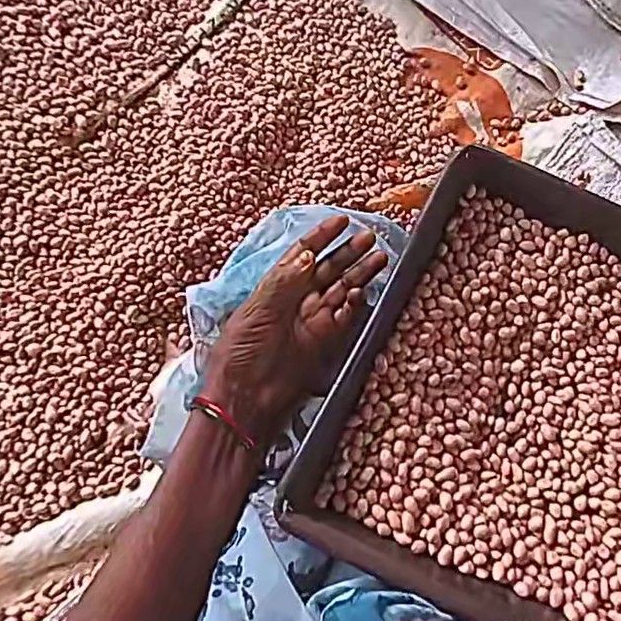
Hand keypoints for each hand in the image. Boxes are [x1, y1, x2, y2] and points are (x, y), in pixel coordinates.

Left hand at [200, 216, 387, 442]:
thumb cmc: (240, 354)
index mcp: (275, 288)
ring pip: (340, 290)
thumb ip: (283, 282)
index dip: (321, 237)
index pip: (301, 255)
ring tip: (379, 258)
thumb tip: (307, 256)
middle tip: (370, 238)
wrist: (245, 399)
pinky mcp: (324, 341)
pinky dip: (354, 305)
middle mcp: (296, 301)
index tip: (341, 221)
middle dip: (348, 252)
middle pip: (327, 269)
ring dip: (359, 273)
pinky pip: (344, 318)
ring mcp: (312, 321)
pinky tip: (361, 293)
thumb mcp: (256, 311)